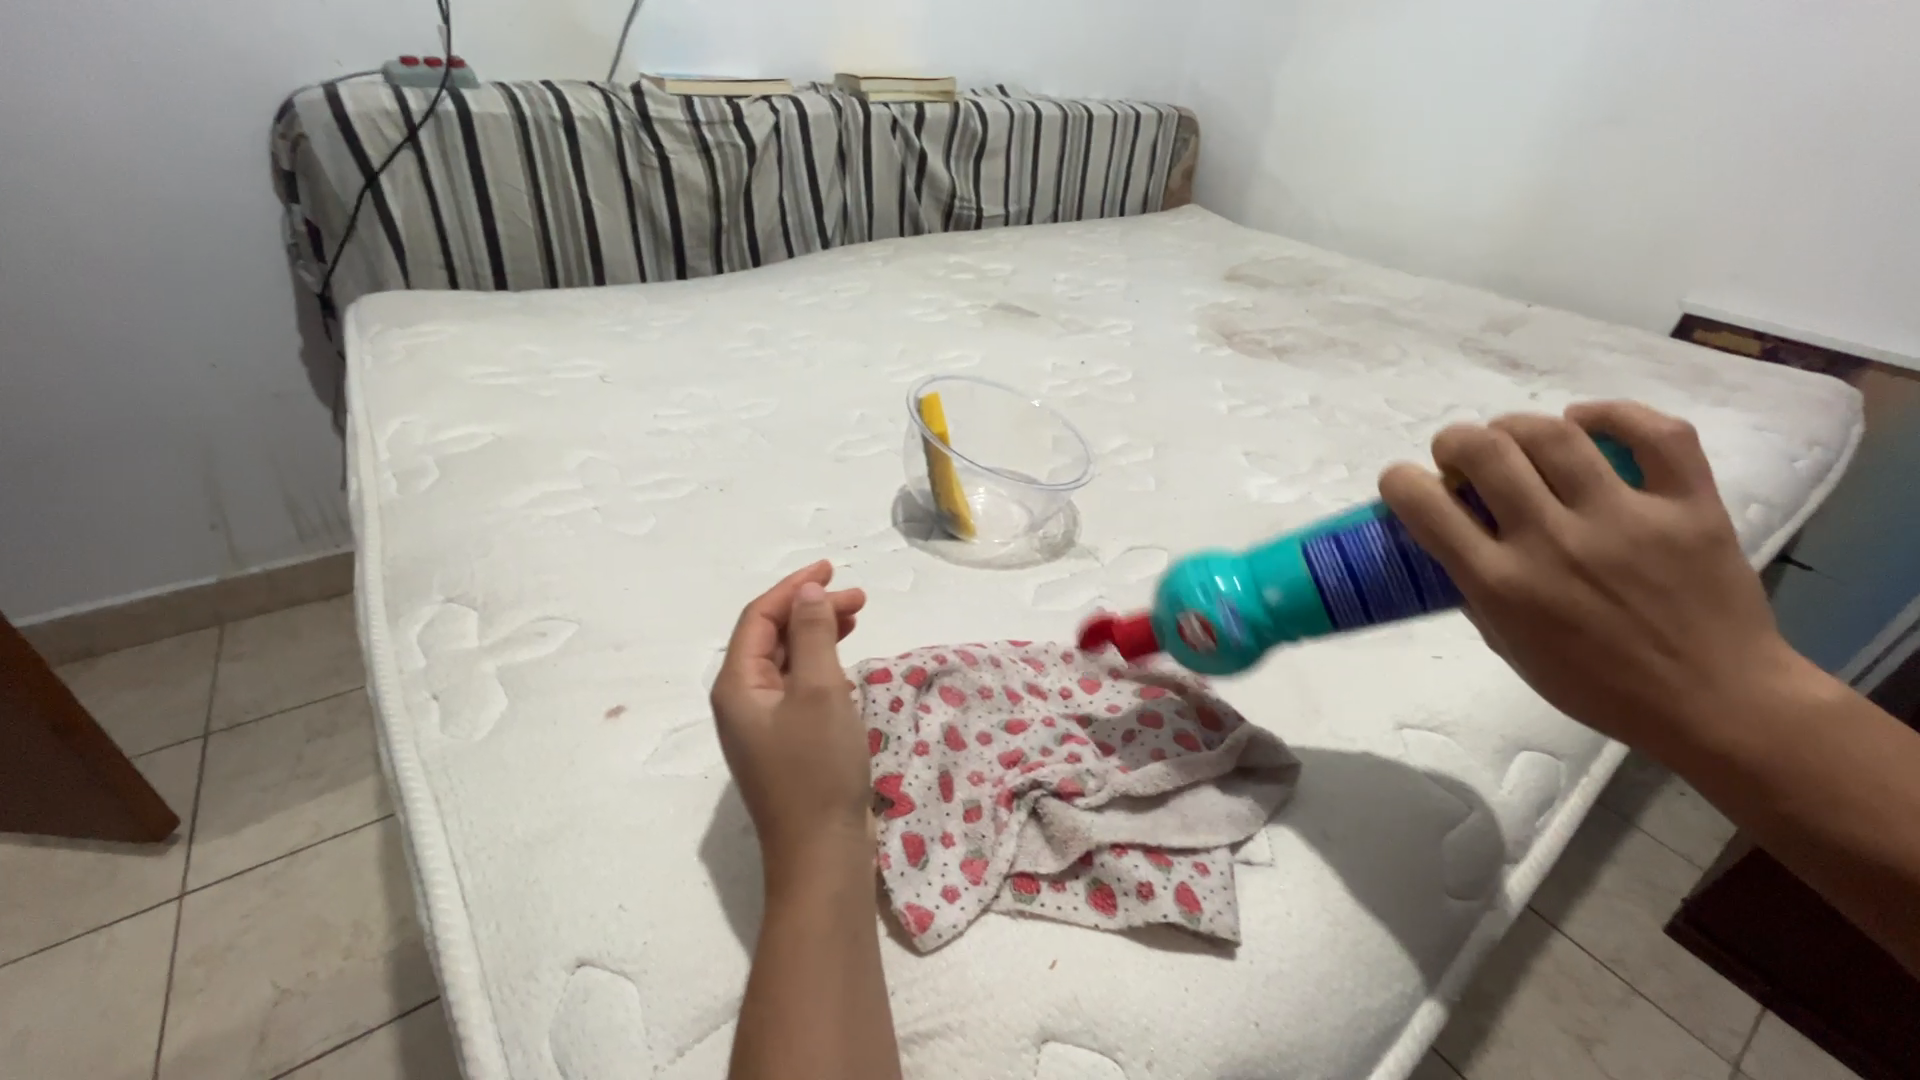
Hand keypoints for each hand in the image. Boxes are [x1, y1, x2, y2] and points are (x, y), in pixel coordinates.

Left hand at [711, 561, 872, 888]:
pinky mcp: (785, 745)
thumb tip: (808, 592)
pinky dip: (821, 666)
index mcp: (737, 685)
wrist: (821, 853)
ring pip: (786, 663)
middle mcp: (742, 702)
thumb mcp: (819, 691)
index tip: (833, 568)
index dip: (793, 587)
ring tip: (856, 618)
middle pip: (771, 638)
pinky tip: (844, 664)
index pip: (759, 618)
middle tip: (859, 598)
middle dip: (811, 610)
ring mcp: (763, 726)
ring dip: (818, 635)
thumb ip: (812, 634)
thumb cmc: (818, 767)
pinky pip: (797, 689)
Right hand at [1378, 401, 1813, 752]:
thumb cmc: (1596, 686)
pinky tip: (1585, 421)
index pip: (1424, 504)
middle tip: (1461, 456)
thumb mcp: (1508, 646)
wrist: (1716, 704)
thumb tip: (1457, 538)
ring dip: (1516, 426)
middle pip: (1485, 450)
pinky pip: (1656, 433)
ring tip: (1514, 439)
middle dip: (1455, 442)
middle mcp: (1553, 542)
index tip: (1406, 484)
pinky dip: (1613, 413)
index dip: (1399, 481)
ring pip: (1554, 433)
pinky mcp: (1690, 506)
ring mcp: (1626, 519)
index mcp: (1501, 584)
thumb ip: (1477, 589)